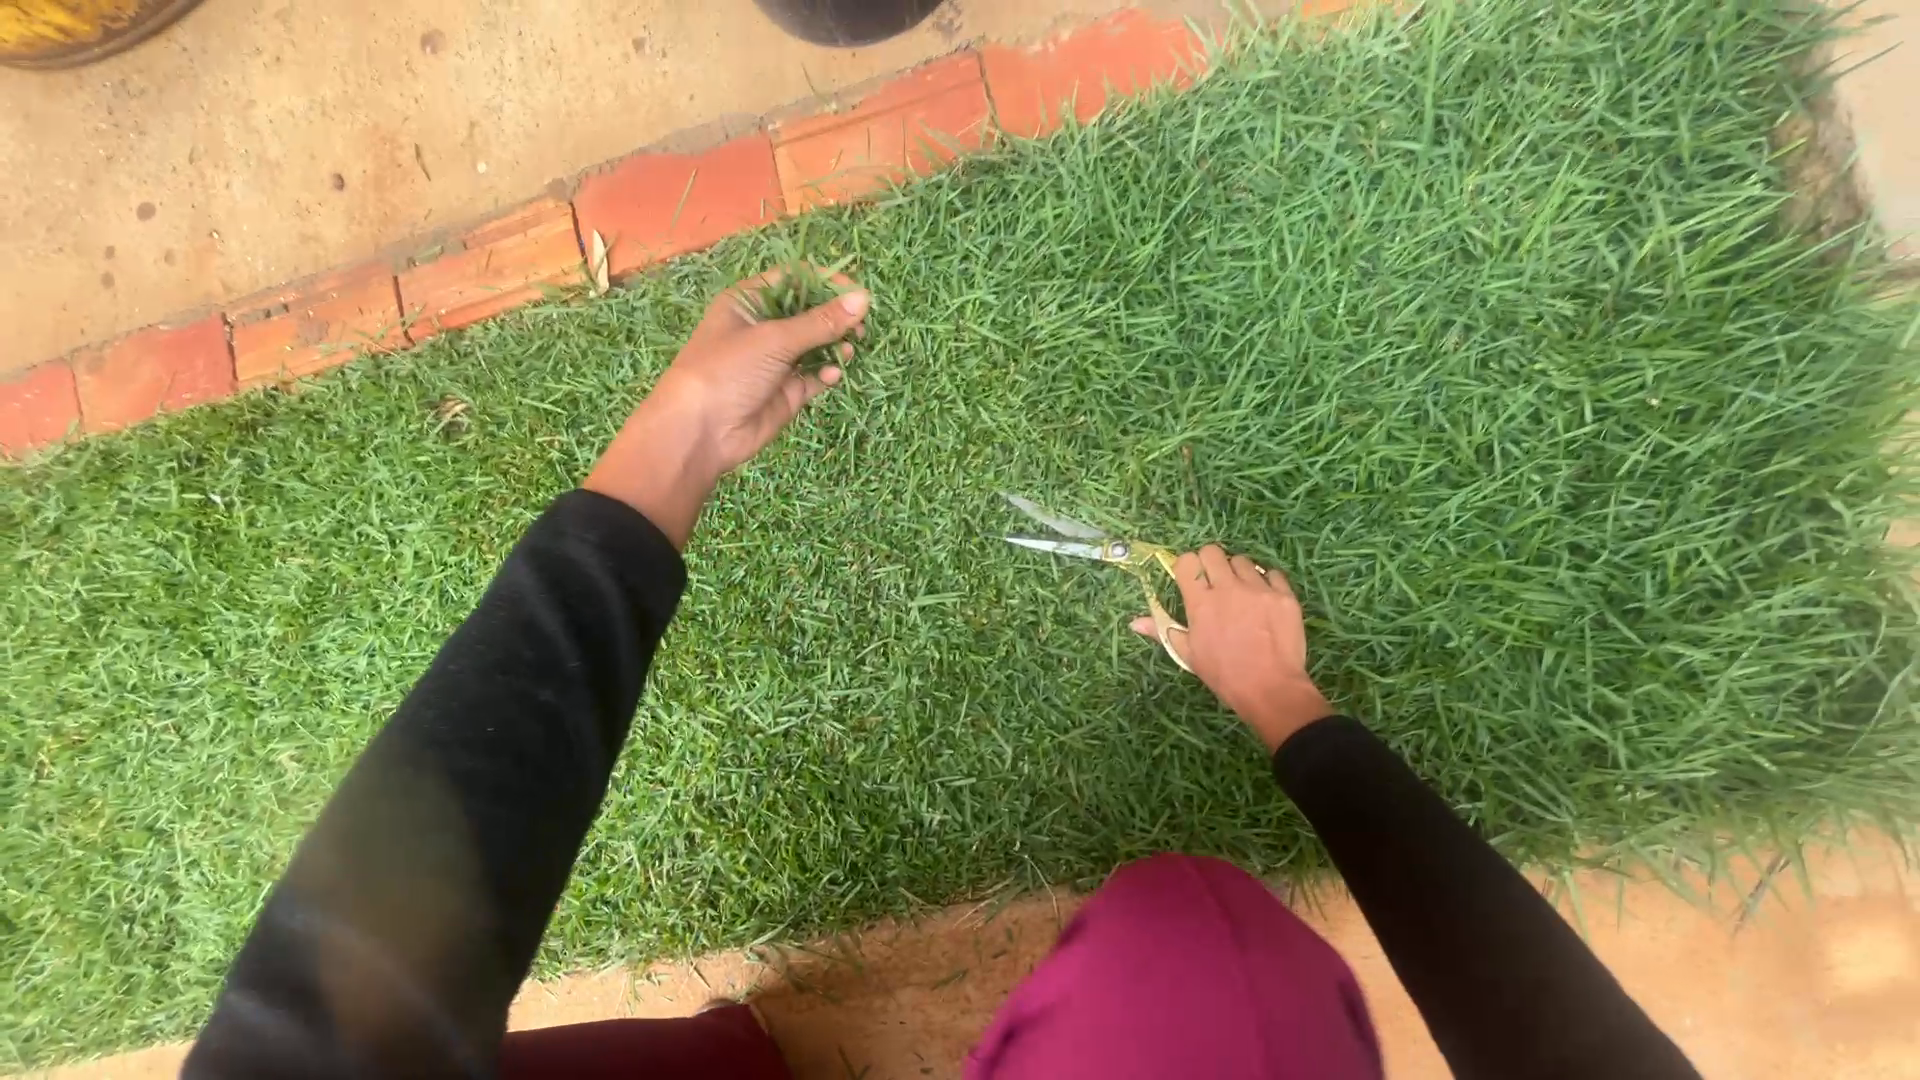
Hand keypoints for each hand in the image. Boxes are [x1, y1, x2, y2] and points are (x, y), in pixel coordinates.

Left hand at [584, 267, 868, 547]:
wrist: (700, 431)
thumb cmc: (727, 371)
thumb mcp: (773, 339)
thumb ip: (820, 322)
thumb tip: (864, 298)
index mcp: (749, 303)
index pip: (794, 280)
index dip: (826, 282)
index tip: (857, 292)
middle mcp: (763, 329)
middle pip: (809, 313)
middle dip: (836, 317)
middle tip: (860, 325)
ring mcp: (775, 362)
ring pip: (816, 346)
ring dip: (835, 345)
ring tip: (851, 348)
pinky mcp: (786, 392)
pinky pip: (814, 376)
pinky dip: (826, 373)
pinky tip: (832, 374)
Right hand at [1132, 545, 1332, 752]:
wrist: (1270, 689)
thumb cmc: (1224, 674)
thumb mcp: (1189, 654)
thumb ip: (1162, 631)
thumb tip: (1135, 622)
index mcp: (1201, 603)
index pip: (1187, 562)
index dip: (1187, 566)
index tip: (1191, 578)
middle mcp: (1228, 589)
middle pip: (1213, 552)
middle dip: (1210, 562)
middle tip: (1214, 581)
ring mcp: (1259, 590)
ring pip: (1243, 561)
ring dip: (1238, 572)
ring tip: (1241, 593)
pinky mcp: (1284, 596)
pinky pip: (1272, 574)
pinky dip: (1266, 582)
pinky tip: (1264, 600)